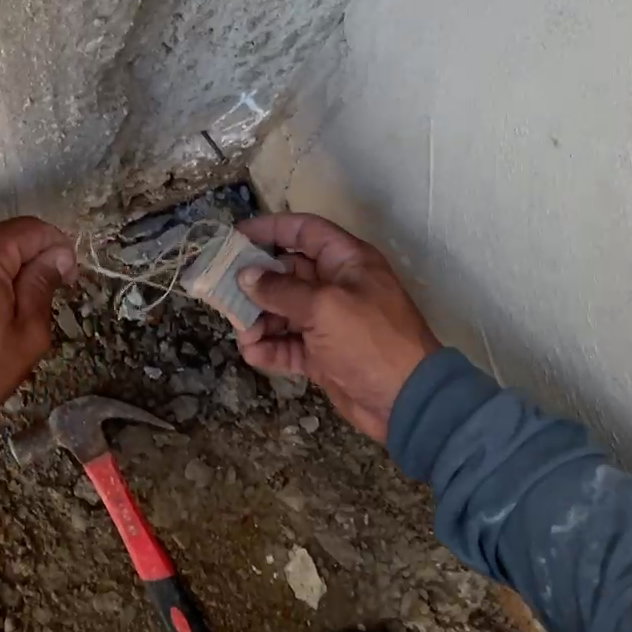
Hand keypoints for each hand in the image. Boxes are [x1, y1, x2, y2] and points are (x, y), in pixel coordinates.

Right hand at [233, 213, 439, 442]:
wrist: (407, 403)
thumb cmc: (370, 341)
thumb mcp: (324, 307)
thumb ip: (280, 290)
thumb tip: (245, 277)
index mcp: (346, 262)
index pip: (304, 231)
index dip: (270, 228)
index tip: (235, 236)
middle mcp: (335, 286)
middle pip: (285, 272)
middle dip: (255, 282)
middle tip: (224, 290)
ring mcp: (327, 322)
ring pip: (281, 310)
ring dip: (258, 319)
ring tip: (242, 332)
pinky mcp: (321, 353)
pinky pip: (286, 343)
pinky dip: (269, 347)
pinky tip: (253, 352)